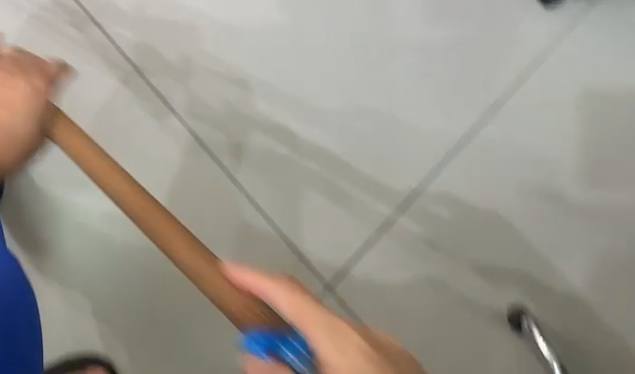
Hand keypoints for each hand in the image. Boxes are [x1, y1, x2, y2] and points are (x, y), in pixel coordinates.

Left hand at [0, 38, 71, 176]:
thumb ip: (43, 110)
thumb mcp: (38, 133)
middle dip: (34, 64)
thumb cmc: (9, 146)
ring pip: (5, 49)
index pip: (57, 68)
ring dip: (9, 55)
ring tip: (7, 57)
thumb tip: (42, 101)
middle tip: (33, 75)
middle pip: (30, 57)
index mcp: (39, 82)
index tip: (63, 75)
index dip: (61, 71)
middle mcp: (18, 66)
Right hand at [223, 263, 424, 373]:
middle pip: (313, 315)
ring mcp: (395, 353)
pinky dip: (338, 362)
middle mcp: (370, 337)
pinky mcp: (409, 369)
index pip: (289, 294)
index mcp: (343, 341)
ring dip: (312, 349)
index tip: (225, 269)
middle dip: (282, 325)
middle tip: (259, 349)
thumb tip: (251, 354)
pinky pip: (362, 355)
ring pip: (338, 338)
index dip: (254, 279)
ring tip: (297, 368)